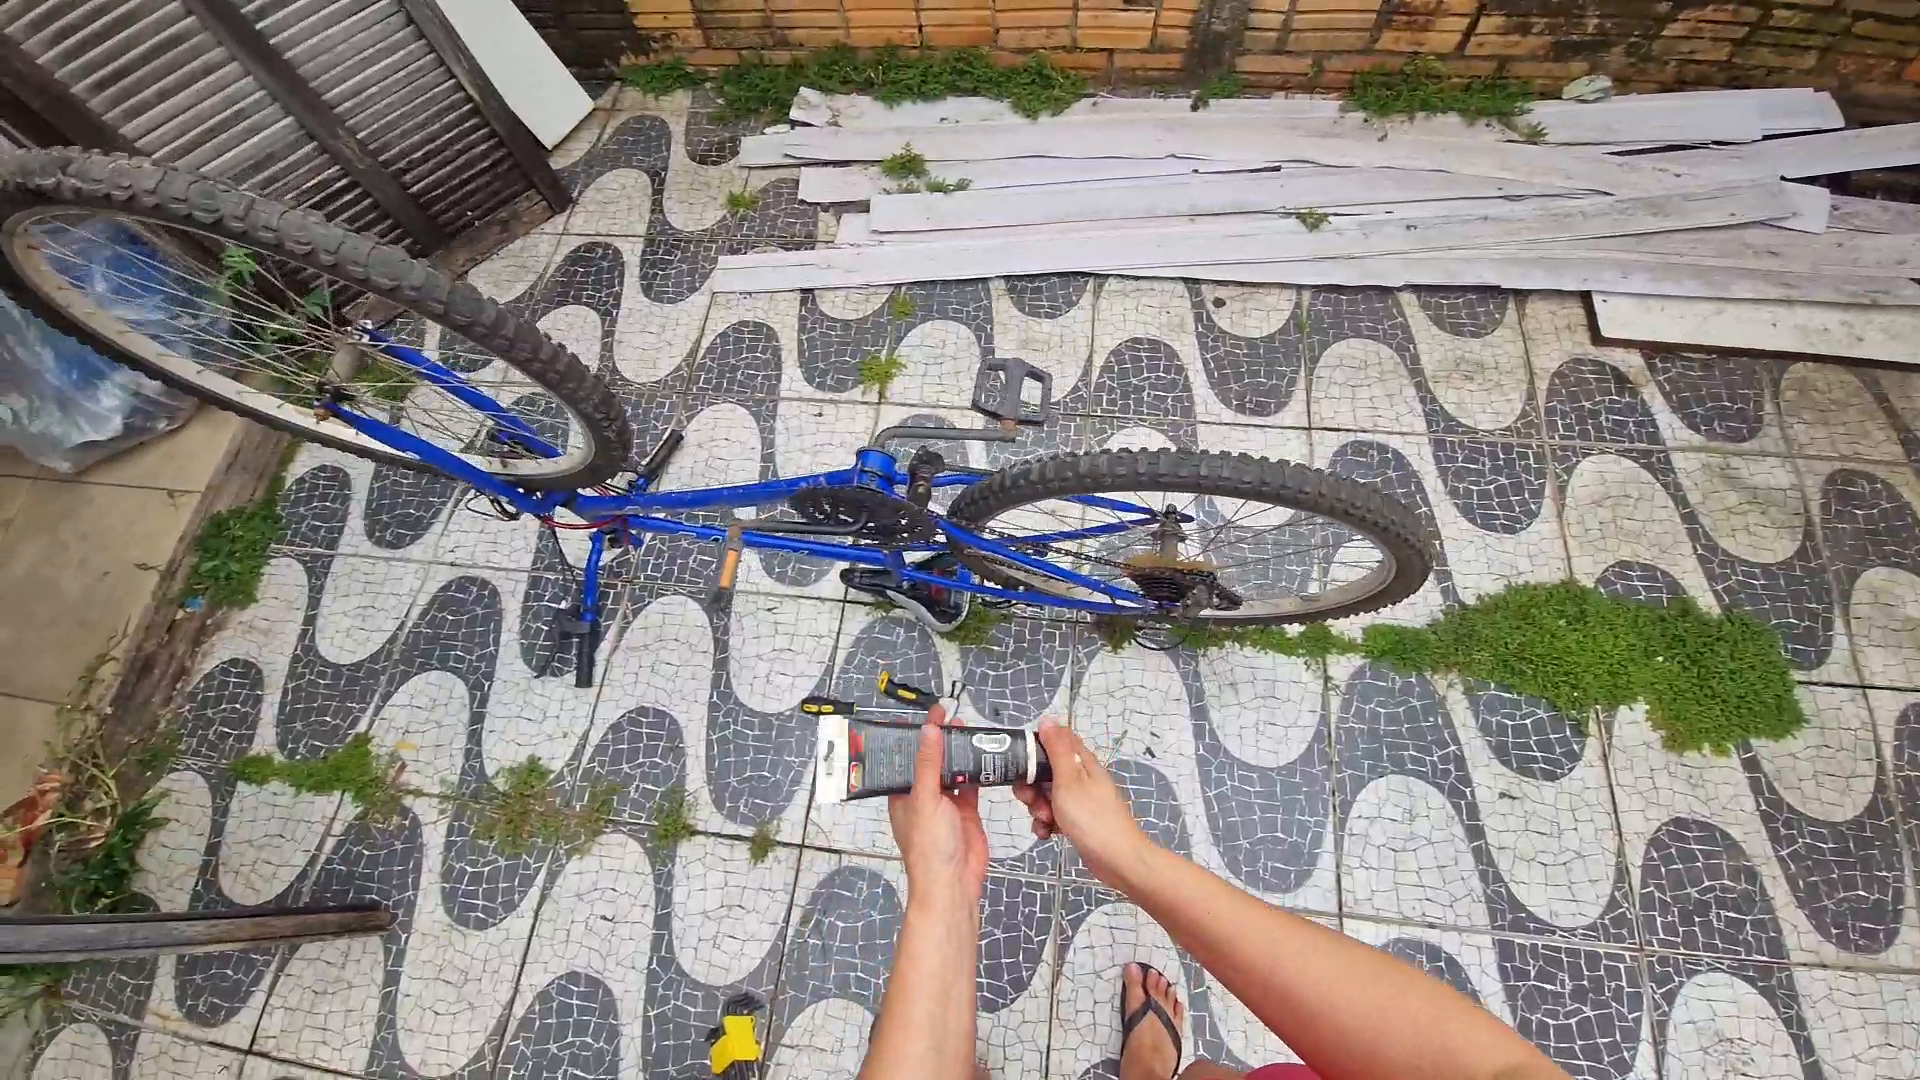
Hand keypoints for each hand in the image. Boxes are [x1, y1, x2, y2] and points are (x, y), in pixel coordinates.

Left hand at [887, 704, 988, 903]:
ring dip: (958, 752)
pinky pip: (970, 784)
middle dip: (940, 740)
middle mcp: (922, 796)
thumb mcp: (925, 800)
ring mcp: (945, 803)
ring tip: (966, 728)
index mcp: (903, 794)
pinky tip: (983, 752)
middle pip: (931, 761)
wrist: (954, 884)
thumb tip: (929, 729)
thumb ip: (929, 764)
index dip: (916, 735)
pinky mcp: (965, 810)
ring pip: (951, 770)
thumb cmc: (930, 846)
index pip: (907, 757)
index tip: (930, 713)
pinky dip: (976, 769)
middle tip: (951, 716)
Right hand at [1012, 720, 1151, 887]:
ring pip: (1046, 795)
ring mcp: (1079, 800)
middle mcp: (1080, 777)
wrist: (1118, 861)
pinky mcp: (1077, 820)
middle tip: (1034, 801)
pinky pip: (1053, 815)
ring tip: (1046, 821)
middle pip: (1044, 772)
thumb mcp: (1070, 779)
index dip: (1033, 752)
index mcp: (1080, 761)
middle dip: (1032, 787)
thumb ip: (1057, 748)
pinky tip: (1047, 834)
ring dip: (1038, 808)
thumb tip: (1047, 719)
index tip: (1023, 768)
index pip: (1052, 742)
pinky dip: (1046, 824)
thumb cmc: (1092, 817)